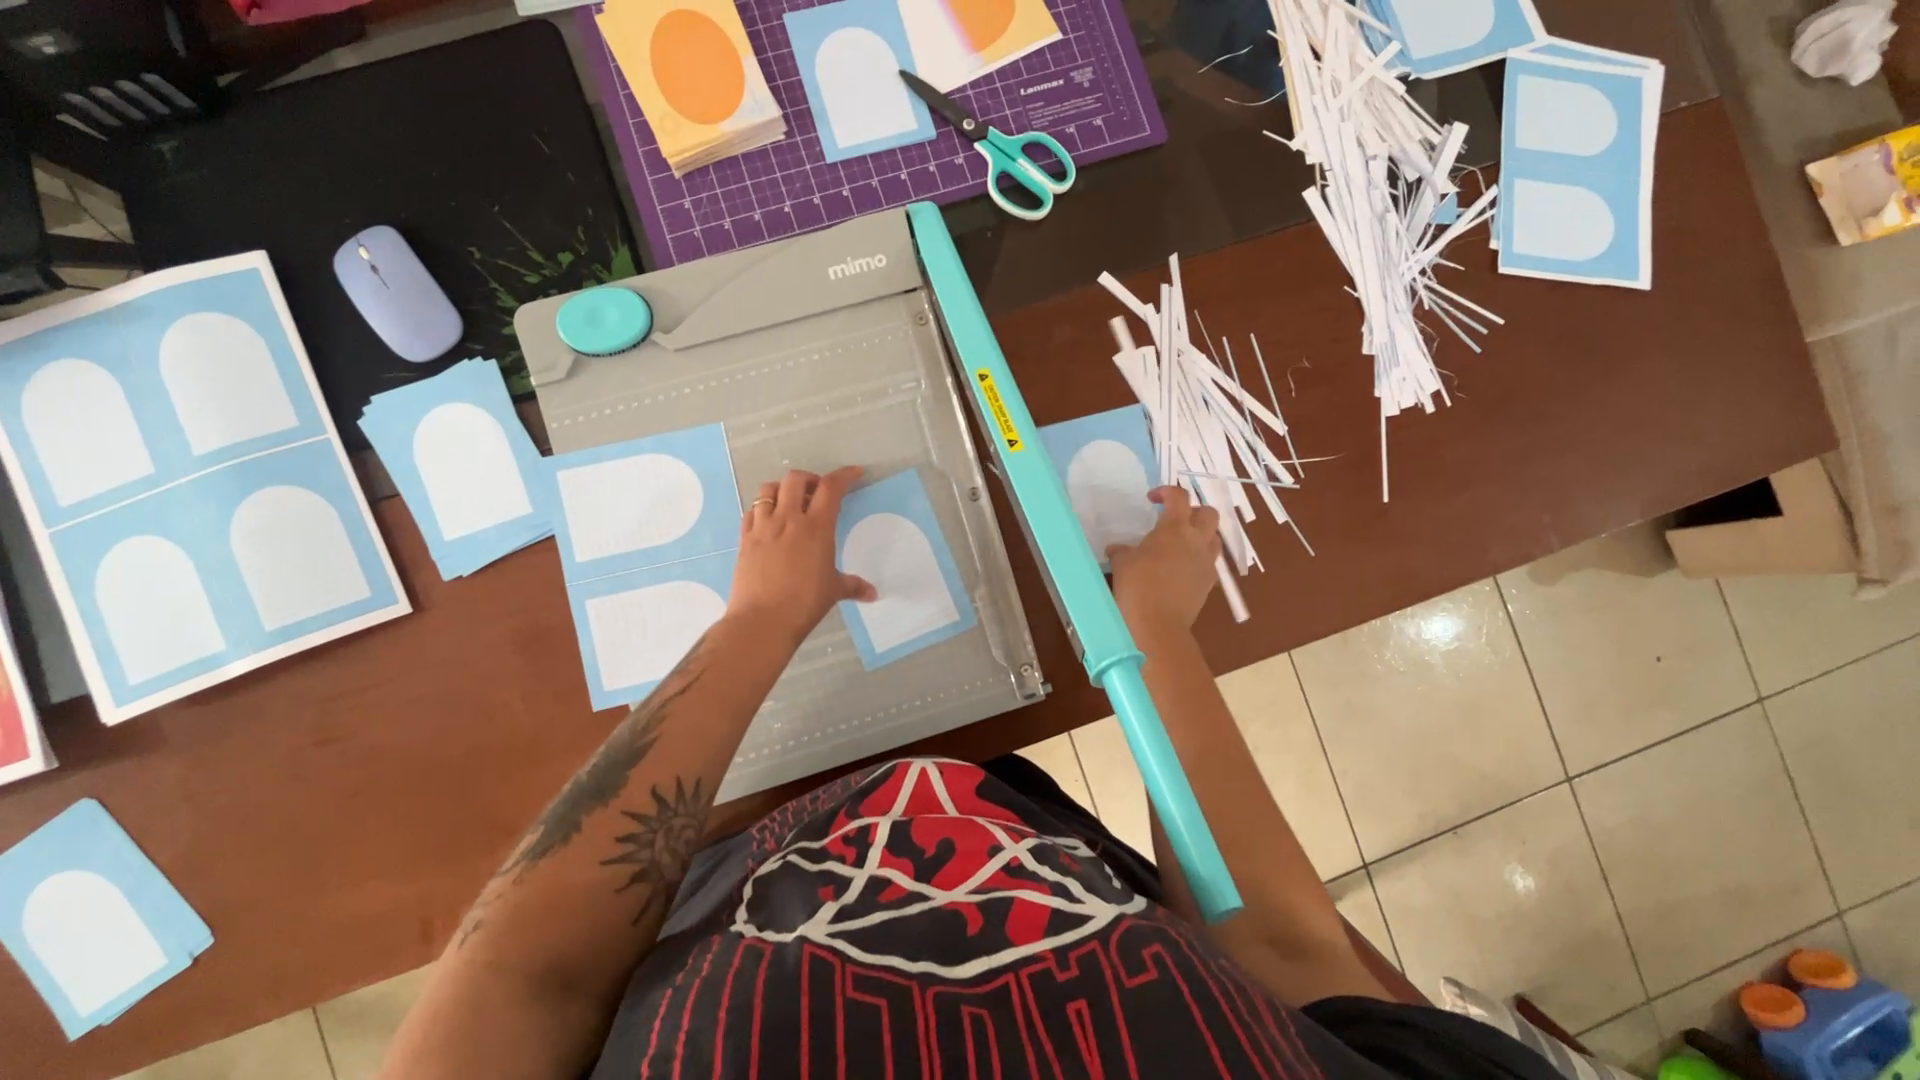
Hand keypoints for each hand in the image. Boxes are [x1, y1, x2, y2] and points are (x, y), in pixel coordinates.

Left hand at [729, 466, 875, 642]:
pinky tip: (768, 522)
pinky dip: (761, 510)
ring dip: (781, 489)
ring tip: (789, 502)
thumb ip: (853, 586)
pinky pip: (751, 512)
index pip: (830, 488)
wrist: (762, 620)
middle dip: (809, 479)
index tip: (854, 473)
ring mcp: (763, 527)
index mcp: (816, 527)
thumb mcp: (834, 591)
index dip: (844, 475)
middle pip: (796, 480)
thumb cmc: (804, 603)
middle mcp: (788, 519)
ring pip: (768, 490)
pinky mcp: (745, 540)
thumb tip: (873, 594)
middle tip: (817, 492)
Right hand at [1107, 486, 1221, 631]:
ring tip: (1182, 543)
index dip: (1167, 492)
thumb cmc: (1136, 587)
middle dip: (1193, 511)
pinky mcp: (1209, 583)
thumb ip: (1121, 551)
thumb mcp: (1121, 564)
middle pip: (1208, 513)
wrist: (1157, 625)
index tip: (1153, 499)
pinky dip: (1199, 559)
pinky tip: (1182, 569)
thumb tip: (1117, 549)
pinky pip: (1209, 562)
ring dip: (1201, 534)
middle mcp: (1196, 541)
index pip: (1179, 497)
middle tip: (1174, 520)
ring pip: (1214, 537)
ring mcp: (1206, 562)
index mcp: (1174, 528)